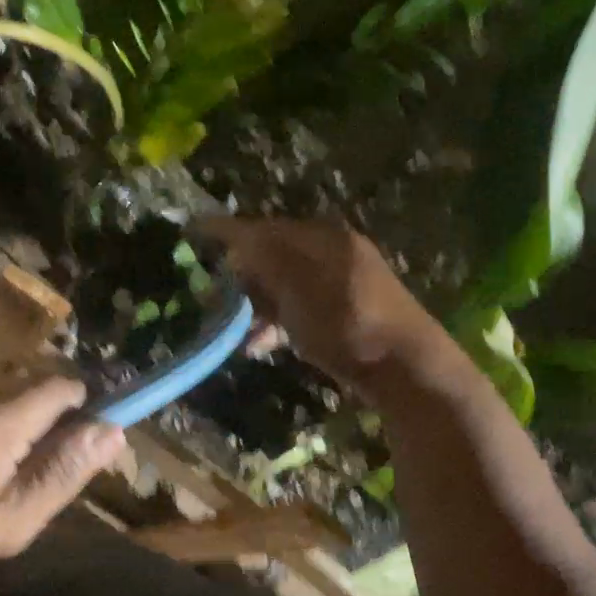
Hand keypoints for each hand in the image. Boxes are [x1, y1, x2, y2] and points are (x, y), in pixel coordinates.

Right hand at [195, 217, 441, 385]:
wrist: (402, 367)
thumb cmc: (346, 322)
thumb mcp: (299, 287)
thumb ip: (265, 260)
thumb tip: (234, 238)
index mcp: (322, 238)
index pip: (264, 227)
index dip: (227, 232)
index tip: (192, 231)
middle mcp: (331, 254)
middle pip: (271, 257)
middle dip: (237, 276)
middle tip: (208, 296)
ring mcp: (339, 286)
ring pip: (281, 288)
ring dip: (252, 307)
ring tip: (230, 331)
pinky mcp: (342, 317)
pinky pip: (296, 312)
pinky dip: (273, 325)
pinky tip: (257, 346)